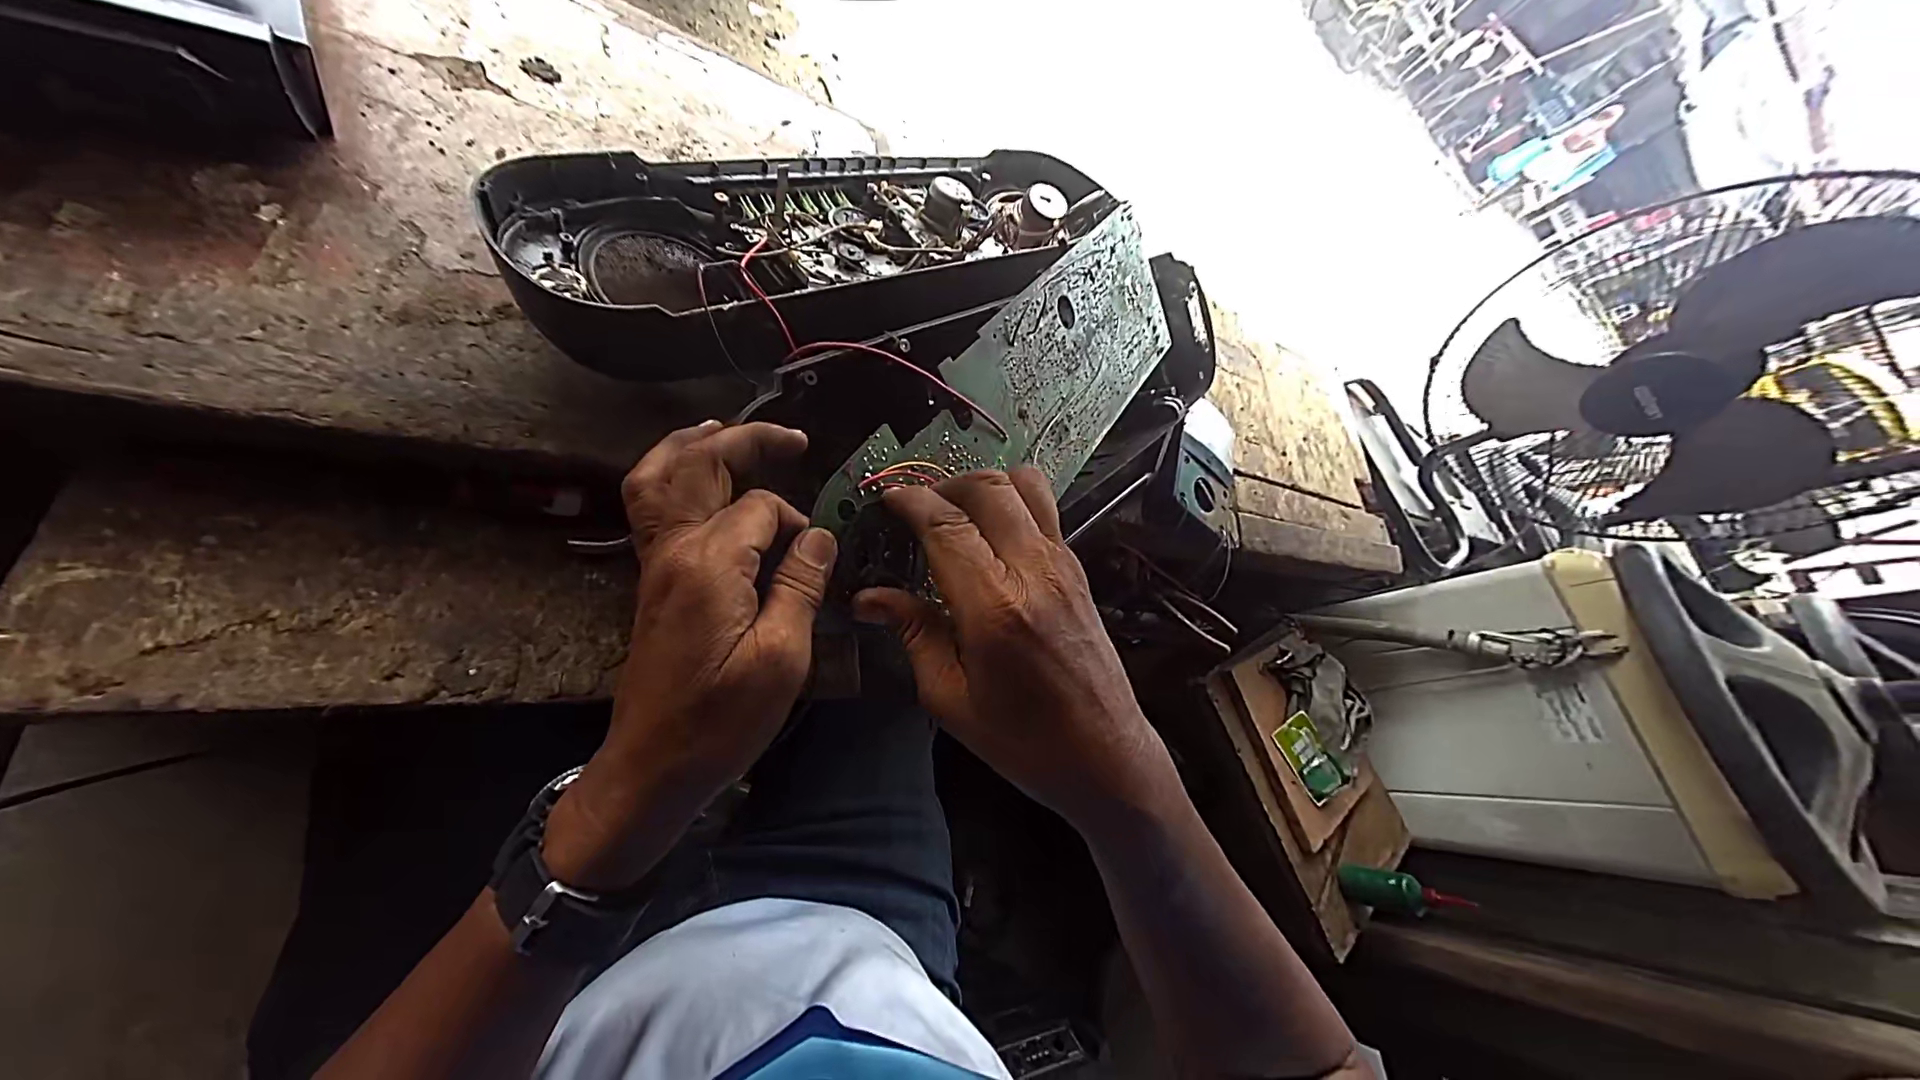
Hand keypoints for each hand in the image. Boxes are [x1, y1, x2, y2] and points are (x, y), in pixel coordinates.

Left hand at [545, 420, 836, 888]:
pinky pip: (652, 506)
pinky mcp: (652, 580)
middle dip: (745, 441)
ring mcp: (654, 562)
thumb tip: (819, 535)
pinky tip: (695, 475)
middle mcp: (673, 549)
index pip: (762, 508)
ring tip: (727, 429)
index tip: (818, 559)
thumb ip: (801, 586)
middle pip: (699, 466)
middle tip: (792, 436)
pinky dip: (671, 475)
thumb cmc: (722, 719)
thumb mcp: (782, 658)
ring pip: (659, 477)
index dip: (798, 524)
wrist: (652, 765)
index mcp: (709, 564)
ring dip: (694, 446)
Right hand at [855, 468, 1172, 824]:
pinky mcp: (1079, 571)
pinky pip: (1045, 512)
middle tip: (917, 507)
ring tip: (955, 512)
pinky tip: (990, 535)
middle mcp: (1035, 572)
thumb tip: (870, 599)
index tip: (887, 500)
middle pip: (989, 488)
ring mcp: (1064, 566)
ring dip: (984, 486)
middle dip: (945, 485)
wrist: (1106, 755)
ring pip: (1026, 487)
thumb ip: (913, 633)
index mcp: (995, 606)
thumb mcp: (950, 697)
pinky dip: (1012, 504)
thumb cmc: (1024, 740)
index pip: (946, 525)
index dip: (910, 502)